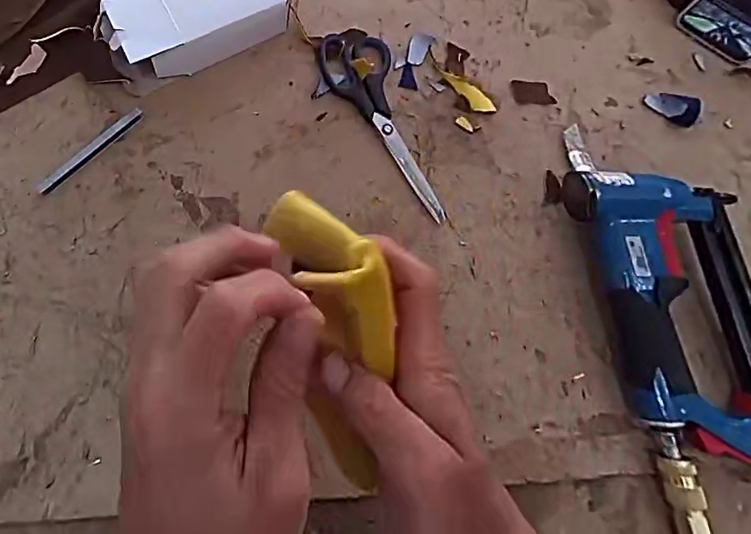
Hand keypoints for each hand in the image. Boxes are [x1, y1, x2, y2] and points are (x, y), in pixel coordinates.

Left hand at [121, 227, 324, 533]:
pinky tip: (241, 296)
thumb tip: (302, 313)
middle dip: (227, 245)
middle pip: (168, 272)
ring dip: (212, 257)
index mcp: (179, 406)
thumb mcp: (277, 479)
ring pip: (157, 279)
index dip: (269, 289)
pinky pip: (162, 304)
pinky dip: (202, 280)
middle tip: (278, 255)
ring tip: (264, 269)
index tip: (307, 306)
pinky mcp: (143, 380)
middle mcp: (146, 378)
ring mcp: (137, 376)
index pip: (217, 307)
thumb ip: (284, 388)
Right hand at [316, 238, 534, 533]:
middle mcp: (416, 371)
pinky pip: (356, 377)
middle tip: (300, 274)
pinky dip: (330, 360)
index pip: (416, 286)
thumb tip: (328, 355)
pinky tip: (301, 366)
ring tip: (292, 309)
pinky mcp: (388, 425)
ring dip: (336, 317)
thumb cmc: (459, 512)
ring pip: (368, 338)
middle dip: (349, 279)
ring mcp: (402, 398)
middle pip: (387, 304)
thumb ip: (377, 409)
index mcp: (430, 368)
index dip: (385, 255)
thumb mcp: (419, 462)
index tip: (340, 244)